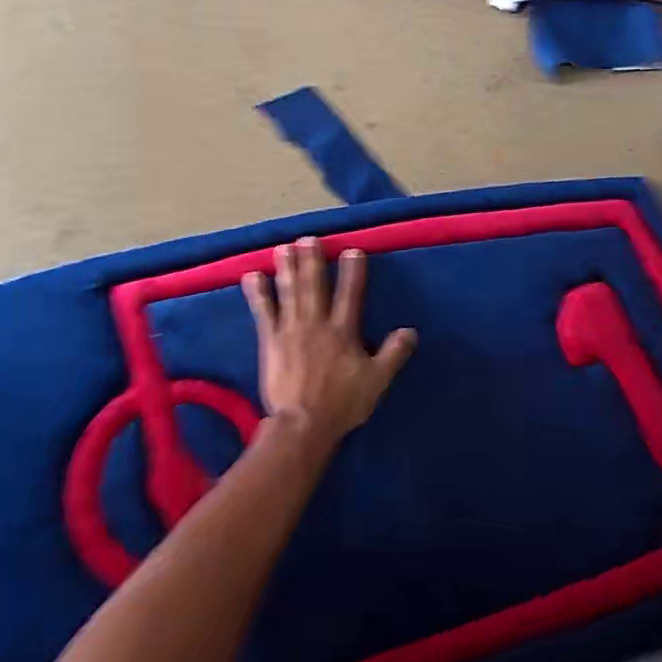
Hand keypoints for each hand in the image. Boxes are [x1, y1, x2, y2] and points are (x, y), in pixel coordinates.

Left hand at [242, 238, 416, 450]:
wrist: (304, 423)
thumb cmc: (343, 403)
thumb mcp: (377, 380)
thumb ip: (393, 353)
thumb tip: (410, 331)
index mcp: (343, 331)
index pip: (350, 294)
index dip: (352, 272)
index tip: (352, 250)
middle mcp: (316, 324)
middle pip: (314, 286)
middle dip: (312, 261)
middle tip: (308, 238)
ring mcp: (290, 330)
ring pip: (289, 292)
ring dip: (287, 268)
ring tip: (284, 247)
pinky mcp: (269, 341)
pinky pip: (263, 312)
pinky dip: (257, 293)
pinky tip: (251, 275)